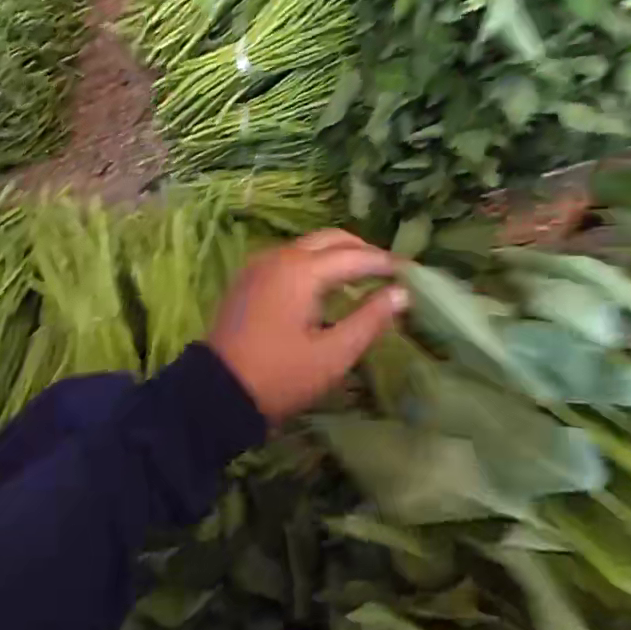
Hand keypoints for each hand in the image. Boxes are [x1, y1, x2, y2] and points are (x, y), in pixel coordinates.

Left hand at [206, 230, 409, 422]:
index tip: (414, 273)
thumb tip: (401, 293)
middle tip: (390, 272)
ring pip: (308, 245)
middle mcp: (278, 256)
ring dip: (338, 254)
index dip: (387, 263)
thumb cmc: (280, 376)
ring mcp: (259, 264)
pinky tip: (329, 286)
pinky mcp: (249, 277)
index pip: (354, 256)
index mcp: (300, 270)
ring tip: (365, 278)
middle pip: (330, 239)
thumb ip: (369, 320)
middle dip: (363, 250)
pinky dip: (315, 262)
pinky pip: (290, 257)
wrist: (216, 390)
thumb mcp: (332, 355)